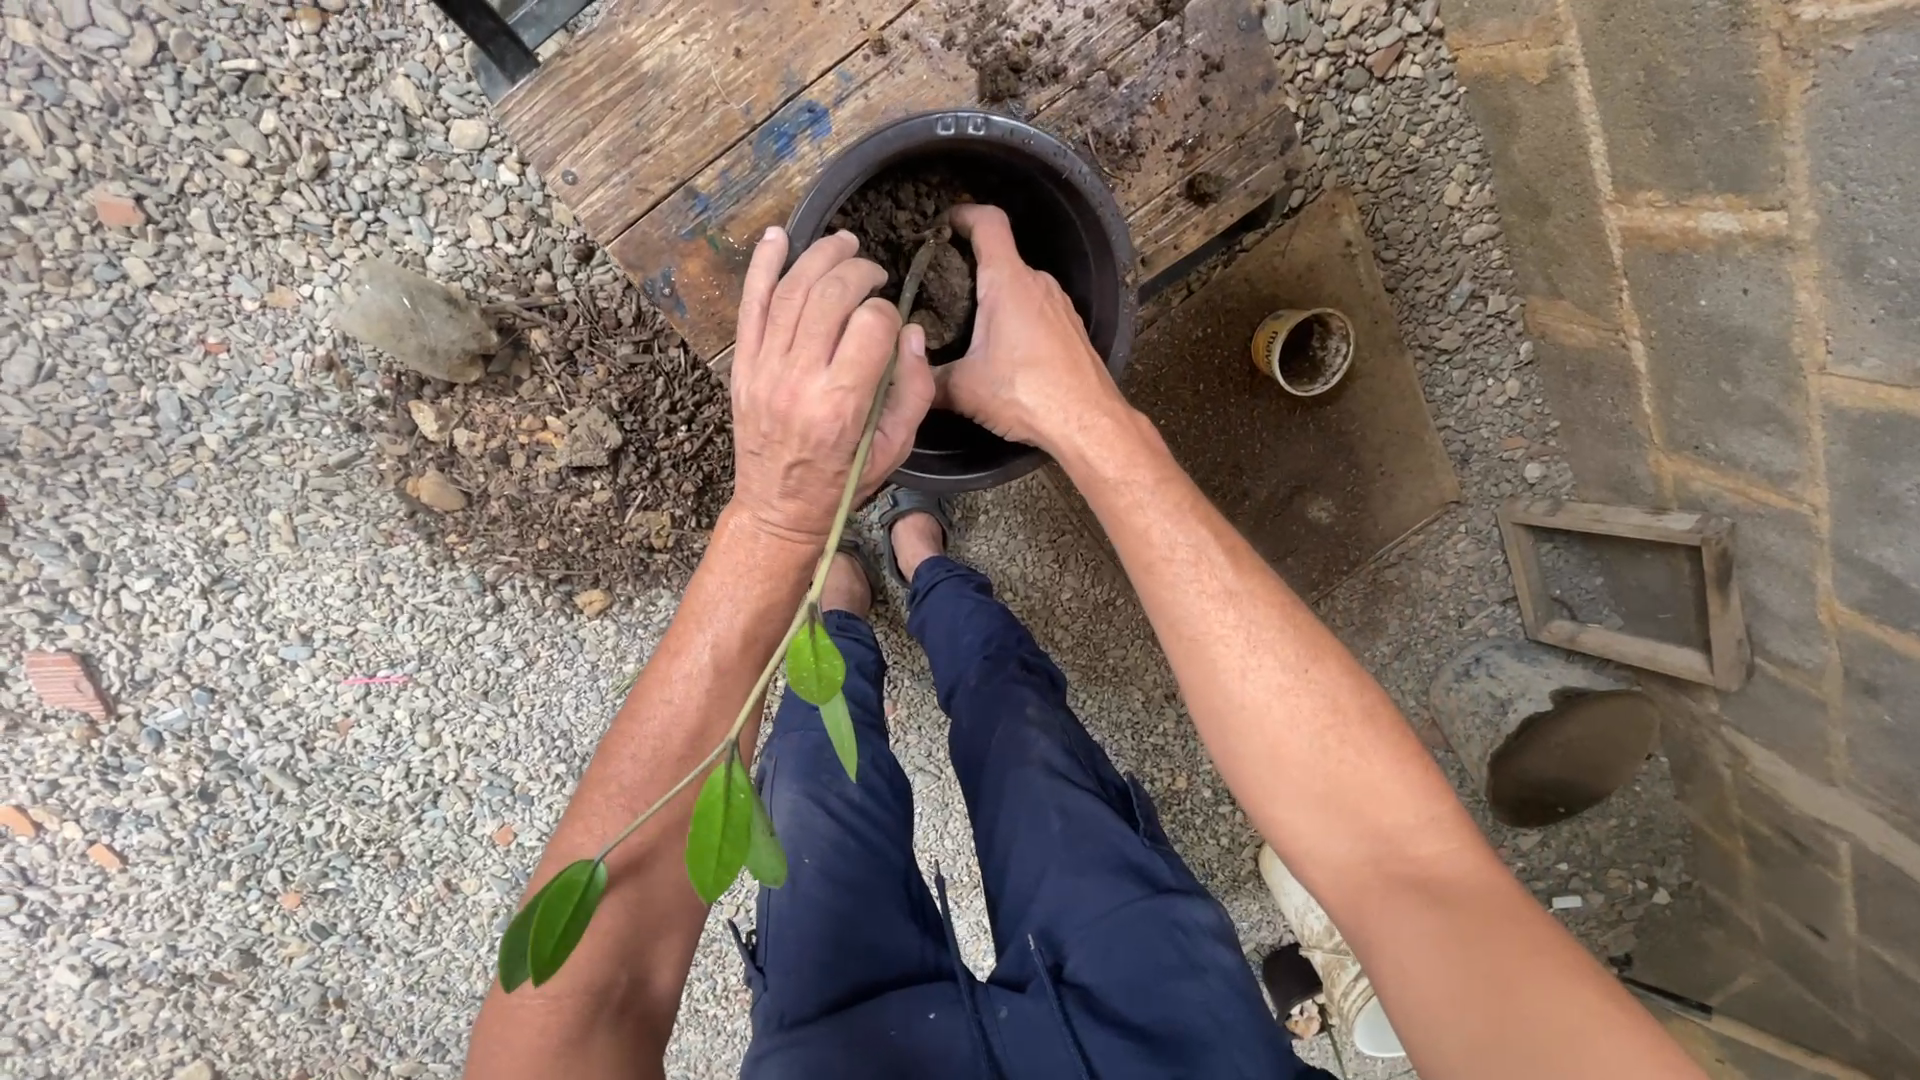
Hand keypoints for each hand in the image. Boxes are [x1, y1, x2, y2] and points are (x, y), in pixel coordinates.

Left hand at [729, 227, 934, 545]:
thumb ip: (915, 391)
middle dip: (859, 271)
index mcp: (843, 403)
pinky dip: (763, 266)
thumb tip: (912, 334)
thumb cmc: (843, 482)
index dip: (888, 313)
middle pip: (831, 295)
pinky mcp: (744, 367)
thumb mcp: (896, 448)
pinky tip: (779, 237)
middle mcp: (800, 379)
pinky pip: (751, 305)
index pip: (872, 324)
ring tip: (843, 244)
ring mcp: (765, 369)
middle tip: (874, 273)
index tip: (891, 324)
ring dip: (820, 256)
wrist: (779, 509)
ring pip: (792, 289)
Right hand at [936, 204, 1127, 453]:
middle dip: (971, 270)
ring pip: (1020, 288)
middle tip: (942, 292)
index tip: (945, 224)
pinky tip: (1005, 353)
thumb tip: (908, 378)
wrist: (1087, 422)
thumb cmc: (1029, 395)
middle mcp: (1038, 284)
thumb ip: (930, 379)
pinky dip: (1017, 321)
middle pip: (1001, 259)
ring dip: (995, 300)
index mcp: (1008, 282)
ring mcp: (1060, 305)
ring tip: (971, 329)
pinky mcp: (1071, 329)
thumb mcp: (965, 389)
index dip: (964, 215)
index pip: (988, 223)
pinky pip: (1038, 311)